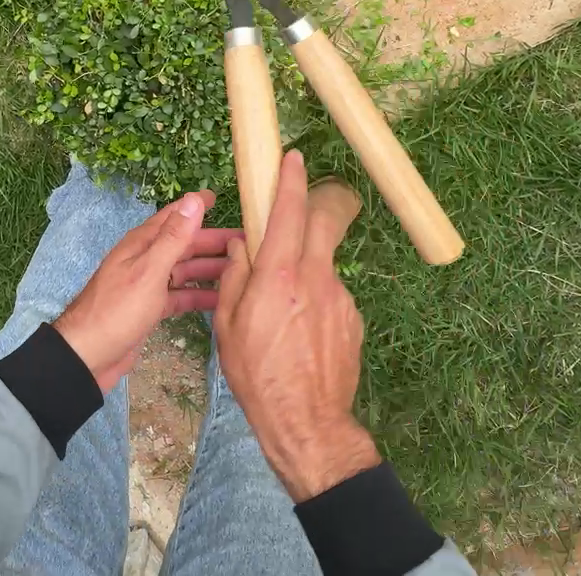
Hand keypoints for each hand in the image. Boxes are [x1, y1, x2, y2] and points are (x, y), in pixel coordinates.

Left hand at [53, 191, 243, 390]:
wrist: (89, 354)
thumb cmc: (118, 309)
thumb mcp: (149, 270)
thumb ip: (173, 237)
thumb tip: (193, 200)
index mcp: (142, 244)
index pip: (173, 217)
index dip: (195, 207)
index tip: (219, 198)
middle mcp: (145, 259)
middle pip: (184, 245)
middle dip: (213, 242)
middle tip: (248, 243)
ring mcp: (148, 284)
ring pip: (184, 270)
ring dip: (210, 269)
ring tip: (243, 270)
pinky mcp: (150, 308)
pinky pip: (180, 295)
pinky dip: (199, 295)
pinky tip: (222, 300)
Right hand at [214, 150, 380, 500]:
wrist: (308, 423)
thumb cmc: (257, 373)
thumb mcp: (227, 324)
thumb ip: (235, 276)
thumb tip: (243, 245)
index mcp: (279, 274)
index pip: (288, 212)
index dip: (291, 180)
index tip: (294, 157)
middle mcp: (315, 277)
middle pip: (320, 222)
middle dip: (312, 203)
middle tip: (296, 203)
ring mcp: (339, 298)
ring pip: (321, 262)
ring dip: (302, 266)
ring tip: (281, 306)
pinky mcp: (353, 319)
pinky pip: (329, 293)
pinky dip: (313, 297)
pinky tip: (298, 329)